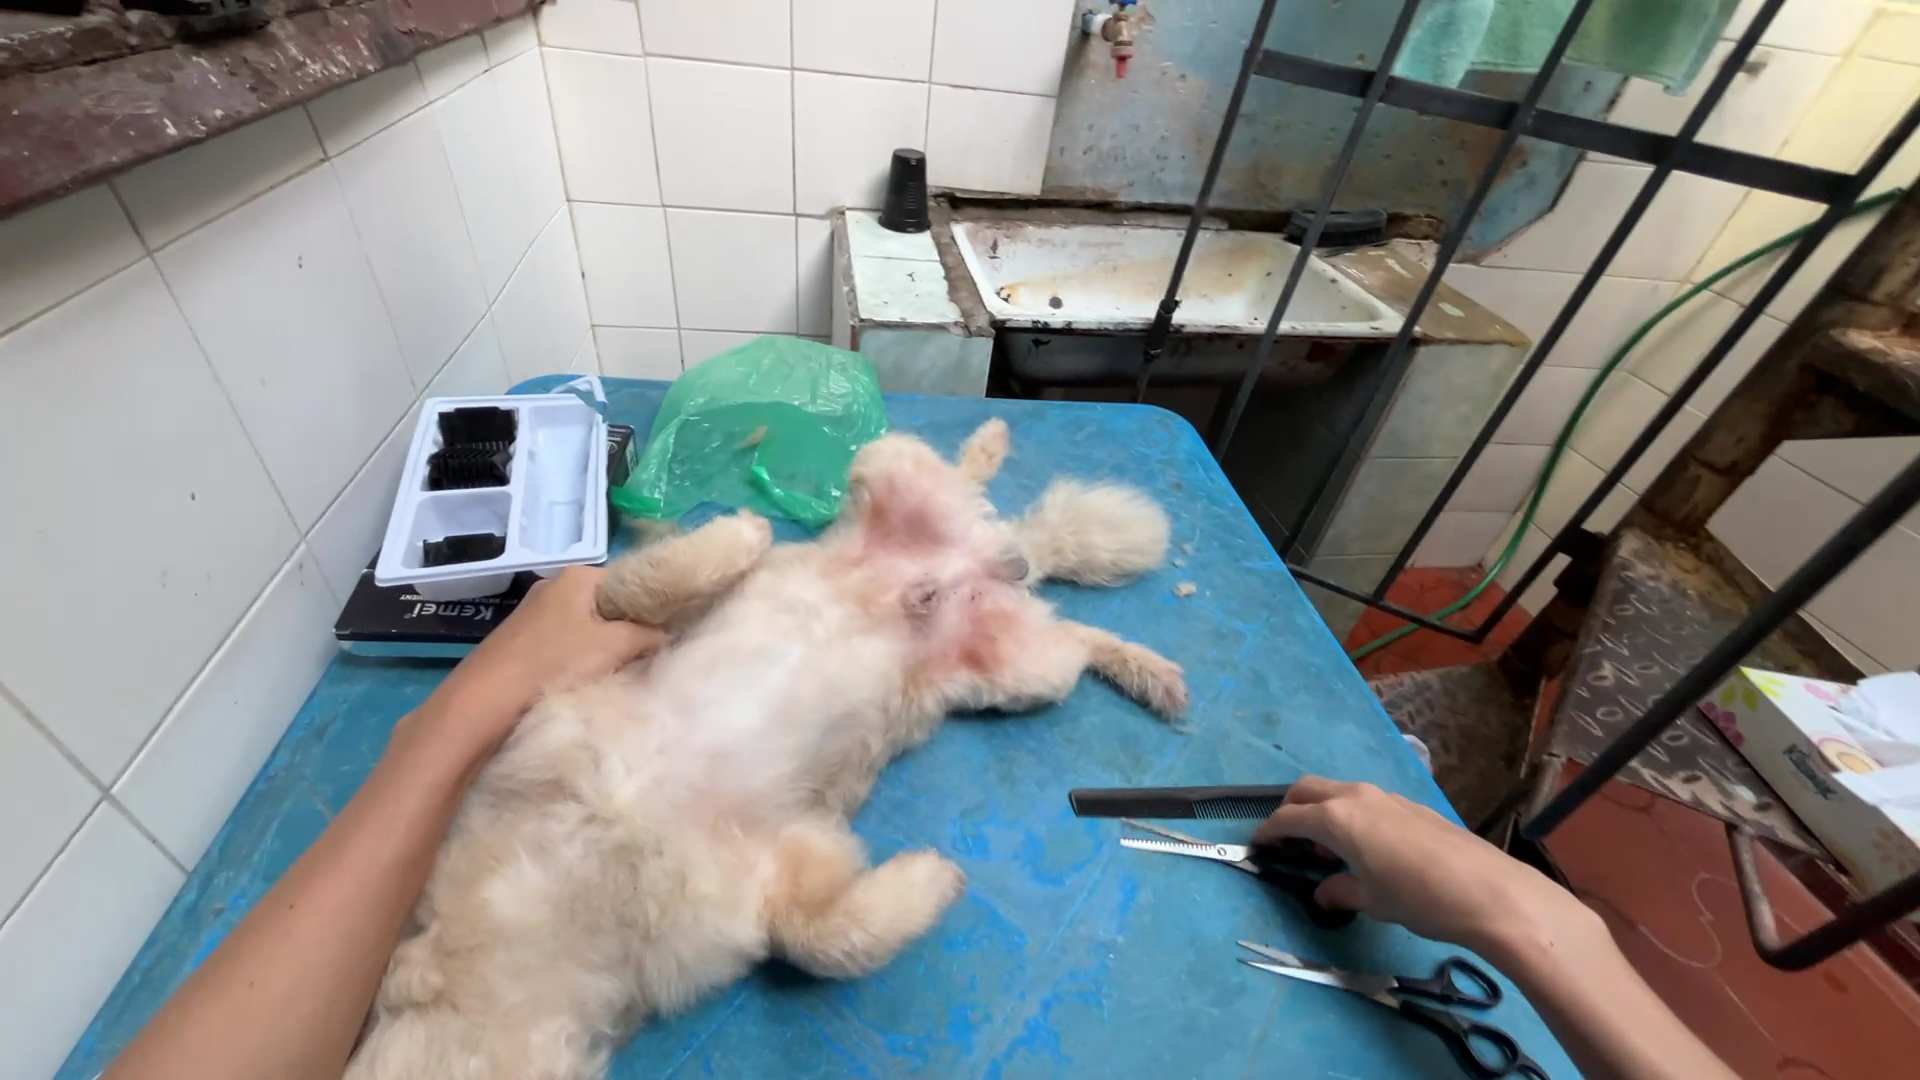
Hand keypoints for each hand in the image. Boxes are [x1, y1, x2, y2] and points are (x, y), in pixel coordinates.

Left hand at [419, 566, 666, 756]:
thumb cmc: (555, 662)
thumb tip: (671, 633)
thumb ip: (650, 634)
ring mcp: (537, 613)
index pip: (633, 581)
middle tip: (652, 652)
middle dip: (632, 627)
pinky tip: (592, 675)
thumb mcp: (616, 644)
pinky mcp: (525, 640)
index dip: (655, 605)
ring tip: (625, 666)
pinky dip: (585, 656)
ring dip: (608, 645)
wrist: (483, 703)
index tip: (671, 630)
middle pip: (612, 604)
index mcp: (579, 575)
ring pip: (591, 625)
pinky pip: (570, 641)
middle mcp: (557, 586)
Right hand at [1253, 777, 1589, 957]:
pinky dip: (1349, 814)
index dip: (1268, 832)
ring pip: (1336, 791)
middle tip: (1287, 838)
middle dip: (1289, 809)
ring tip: (1329, 847)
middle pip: (1305, 790)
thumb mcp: (1372, 902)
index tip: (1256, 845)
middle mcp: (1353, 797)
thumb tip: (1324, 892)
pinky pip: (1363, 800)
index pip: (1287, 818)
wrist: (1492, 893)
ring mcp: (1384, 796)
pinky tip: (1366, 846)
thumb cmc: (1419, 898)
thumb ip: (1340, 891)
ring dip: (1321, 810)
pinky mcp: (1409, 805)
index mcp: (1335, 818)